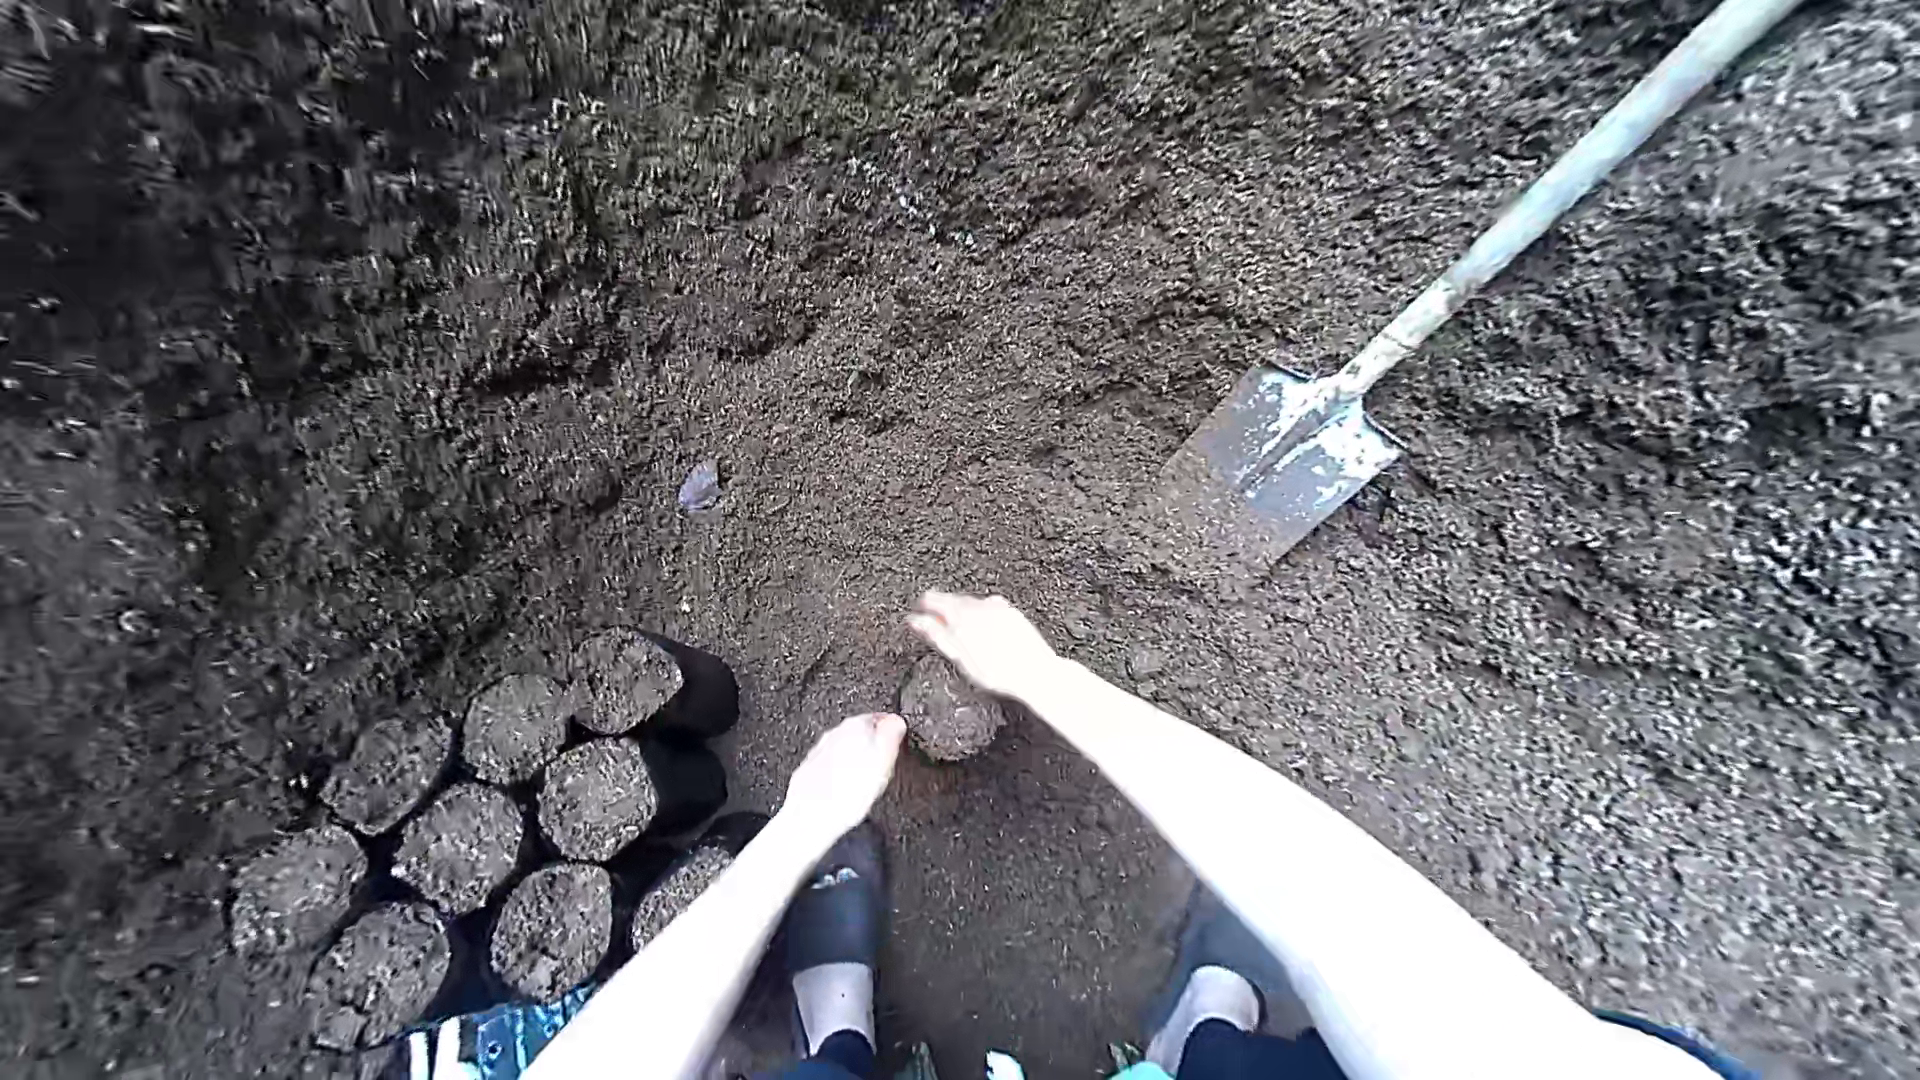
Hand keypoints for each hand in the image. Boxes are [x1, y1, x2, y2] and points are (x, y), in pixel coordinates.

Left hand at [778, 712, 905, 842]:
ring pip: (845, 752)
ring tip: (864, 784)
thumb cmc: (848, 790)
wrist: (811, 816)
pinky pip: (831, 769)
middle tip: (881, 768)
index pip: (880, 719)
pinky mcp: (809, 771)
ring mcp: (820, 752)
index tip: (896, 748)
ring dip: (855, 762)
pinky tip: (845, 791)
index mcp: (856, 724)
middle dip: (871, 748)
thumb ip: (892, 733)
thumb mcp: (885, 758)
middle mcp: (835, 733)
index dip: (891, 734)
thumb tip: (897, 721)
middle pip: (860, 735)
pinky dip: (839, 776)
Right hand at [907, 591, 1061, 698]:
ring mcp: (998, 607)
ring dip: (960, 610)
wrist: (1037, 673)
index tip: (918, 614)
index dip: (922, 607)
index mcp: (963, 615)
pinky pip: (989, 606)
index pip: (932, 599)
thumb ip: (937, 635)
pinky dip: (980, 614)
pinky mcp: (1012, 612)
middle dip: (941, 608)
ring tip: (957, 628)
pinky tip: (982, 628)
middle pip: (952, 598)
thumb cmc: (1000, 672)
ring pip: (971, 602)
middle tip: (934, 621)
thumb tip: (916, 621)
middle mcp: (980, 606)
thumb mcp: (959, 658)